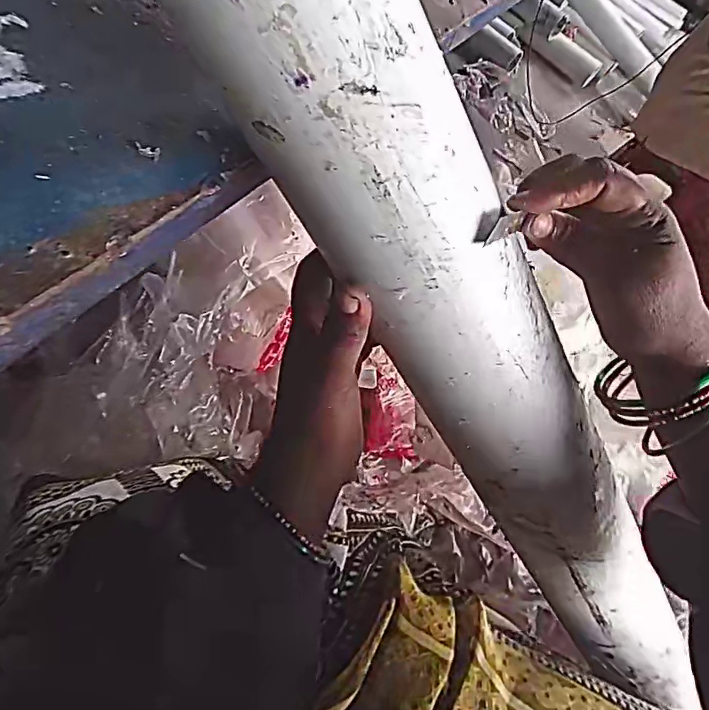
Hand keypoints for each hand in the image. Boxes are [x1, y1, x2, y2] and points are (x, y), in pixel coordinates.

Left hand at [251, 251, 373, 536]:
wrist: (308, 480)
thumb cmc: (317, 433)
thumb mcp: (333, 384)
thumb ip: (343, 339)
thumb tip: (354, 291)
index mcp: (308, 335)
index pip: (311, 280)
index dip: (325, 252)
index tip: (353, 229)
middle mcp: (316, 341)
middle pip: (332, 294)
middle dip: (352, 271)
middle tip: (388, 253)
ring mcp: (330, 360)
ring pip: (349, 318)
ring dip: (368, 301)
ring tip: (400, 284)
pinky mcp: (344, 380)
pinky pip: (361, 345)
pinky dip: (377, 333)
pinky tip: (399, 332)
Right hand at [508, 156, 708, 377]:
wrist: (666, 348)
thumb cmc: (658, 314)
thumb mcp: (615, 278)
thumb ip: (574, 244)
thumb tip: (534, 220)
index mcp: (645, 210)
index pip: (600, 178)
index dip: (561, 185)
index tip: (528, 202)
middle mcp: (625, 209)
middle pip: (582, 175)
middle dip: (547, 184)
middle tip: (518, 205)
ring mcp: (606, 224)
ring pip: (568, 193)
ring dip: (540, 199)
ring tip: (519, 216)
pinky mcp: (588, 241)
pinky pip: (560, 218)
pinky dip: (540, 219)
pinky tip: (528, 231)